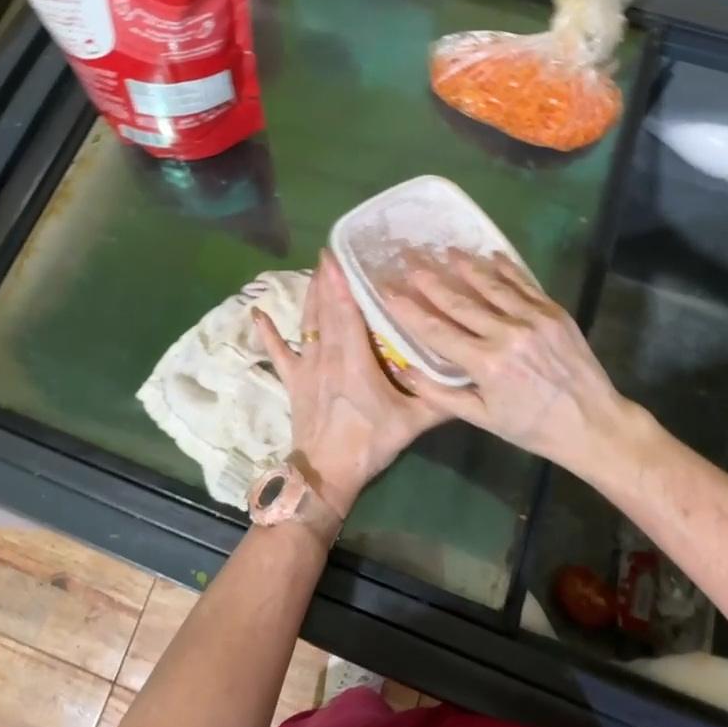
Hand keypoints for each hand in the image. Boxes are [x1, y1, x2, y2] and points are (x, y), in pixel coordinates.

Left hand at [253, 251, 448, 518]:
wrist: (325, 474)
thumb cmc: (368, 444)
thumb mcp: (411, 423)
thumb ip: (440, 399)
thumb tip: (470, 377)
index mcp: (354, 358)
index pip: (347, 311)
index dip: (341, 282)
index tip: (338, 254)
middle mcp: (327, 354)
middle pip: (326, 309)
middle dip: (327, 279)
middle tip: (330, 252)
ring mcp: (305, 366)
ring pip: (306, 322)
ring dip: (309, 296)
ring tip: (313, 270)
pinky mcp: (292, 381)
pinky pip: (277, 352)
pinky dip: (267, 332)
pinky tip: (257, 312)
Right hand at [381, 251, 644, 476]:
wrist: (593, 423)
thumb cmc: (532, 427)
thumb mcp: (483, 419)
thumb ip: (441, 395)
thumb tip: (406, 372)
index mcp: (486, 364)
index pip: (436, 330)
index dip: (408, 309)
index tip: (387, 290)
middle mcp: (506, 335)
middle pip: (459, 301)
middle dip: (430, 280)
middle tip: (409, 260)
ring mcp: (532, 319)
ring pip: (491, 286)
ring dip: (466, 266)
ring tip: (446, 251)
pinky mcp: (553, 312)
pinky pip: (524, 284)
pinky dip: (506, 269)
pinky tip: (490, 256)